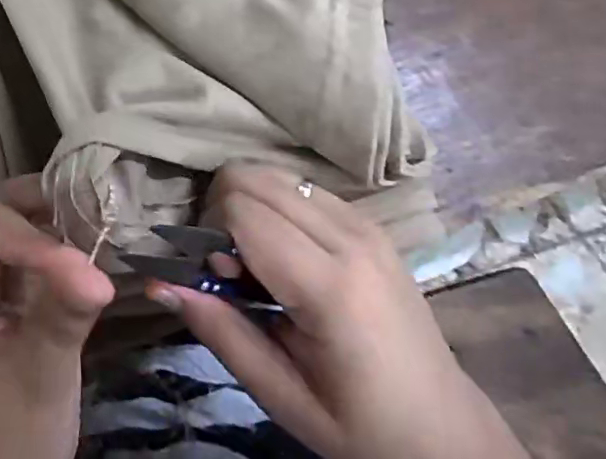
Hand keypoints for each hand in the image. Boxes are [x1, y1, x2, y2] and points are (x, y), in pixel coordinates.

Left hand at [0, 176, 115, 458]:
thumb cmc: (12, 436)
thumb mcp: (40, 379)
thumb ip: (63, 318)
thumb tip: (98, 271)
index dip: (33, 236)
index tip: (81, 262)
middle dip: (42, 204)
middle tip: (93, 209)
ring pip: (14, 221)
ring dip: (53, 217)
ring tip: (96, 221)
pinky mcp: (7, 290)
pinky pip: (30, 246)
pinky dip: (60, 238)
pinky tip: (89, 243)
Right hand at [146, 164, 527, 458]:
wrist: (447, 432)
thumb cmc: (360, 428)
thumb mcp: (282, 396)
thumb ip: (220, 331)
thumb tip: (158, 284)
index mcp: (330, 286)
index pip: (242, 210)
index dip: (212, 235)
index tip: (219, 279)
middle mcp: (350, 237)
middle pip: (254, 177)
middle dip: (223, 210)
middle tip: (232, 268)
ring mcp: (365, 223)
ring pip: (275, 173)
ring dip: (250, 204)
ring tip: (259, 260)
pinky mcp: (370, 221)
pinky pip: (301, 186)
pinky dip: (276, 204)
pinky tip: (287, 252)